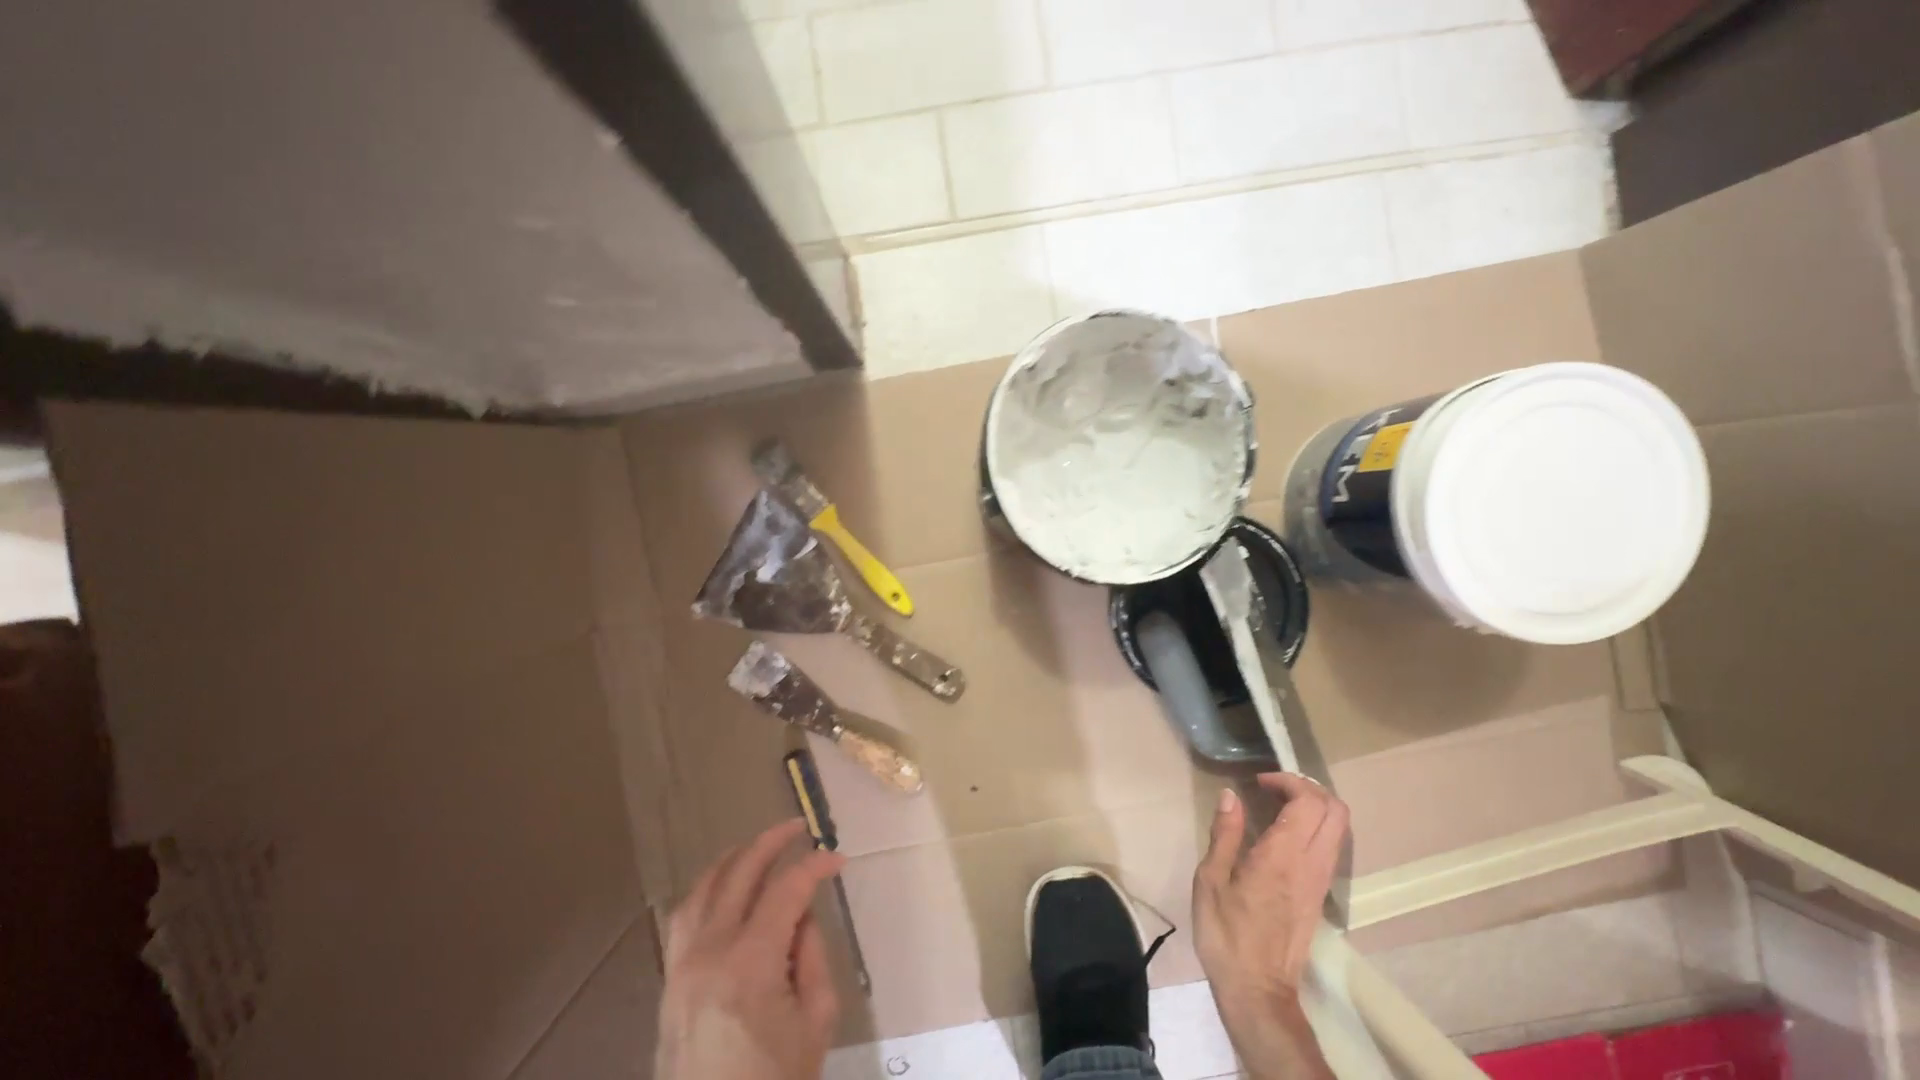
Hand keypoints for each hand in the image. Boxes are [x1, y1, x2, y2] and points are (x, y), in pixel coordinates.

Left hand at [655, 819, 845, 1079]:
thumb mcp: (815, 1025)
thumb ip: (813, 960)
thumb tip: (803, 919)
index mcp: (750, 964)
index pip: (785, 891)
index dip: (814, 866)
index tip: (838, 858)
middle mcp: (708, 953)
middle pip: (737, 876)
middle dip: (770, 843)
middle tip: (798, 827)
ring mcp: (681, 965)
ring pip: (700, 890)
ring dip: (732, 859)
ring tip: (757, 846)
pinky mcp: (669, 982)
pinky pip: (683, 918)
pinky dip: (706, 890)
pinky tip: (722, 888)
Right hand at [1192, 774, 1349, 1079]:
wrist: (1257, 988)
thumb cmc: (1227, 933)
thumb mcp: (1211, 880)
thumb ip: (1225, 834)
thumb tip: (1231, 796)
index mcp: (1283, 855)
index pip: (1309, 801)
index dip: (1288, 781)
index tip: (1258, 782)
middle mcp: (1312, 863)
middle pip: (1335, 810)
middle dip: (1308, 788)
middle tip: (1273, 788)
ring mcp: (1321, 880)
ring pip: (1339, 828)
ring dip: (1315, 807)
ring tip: (1279, 806)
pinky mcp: (1320, 894)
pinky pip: (1331, 846)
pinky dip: (1315, 827)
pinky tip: (1284, 834)